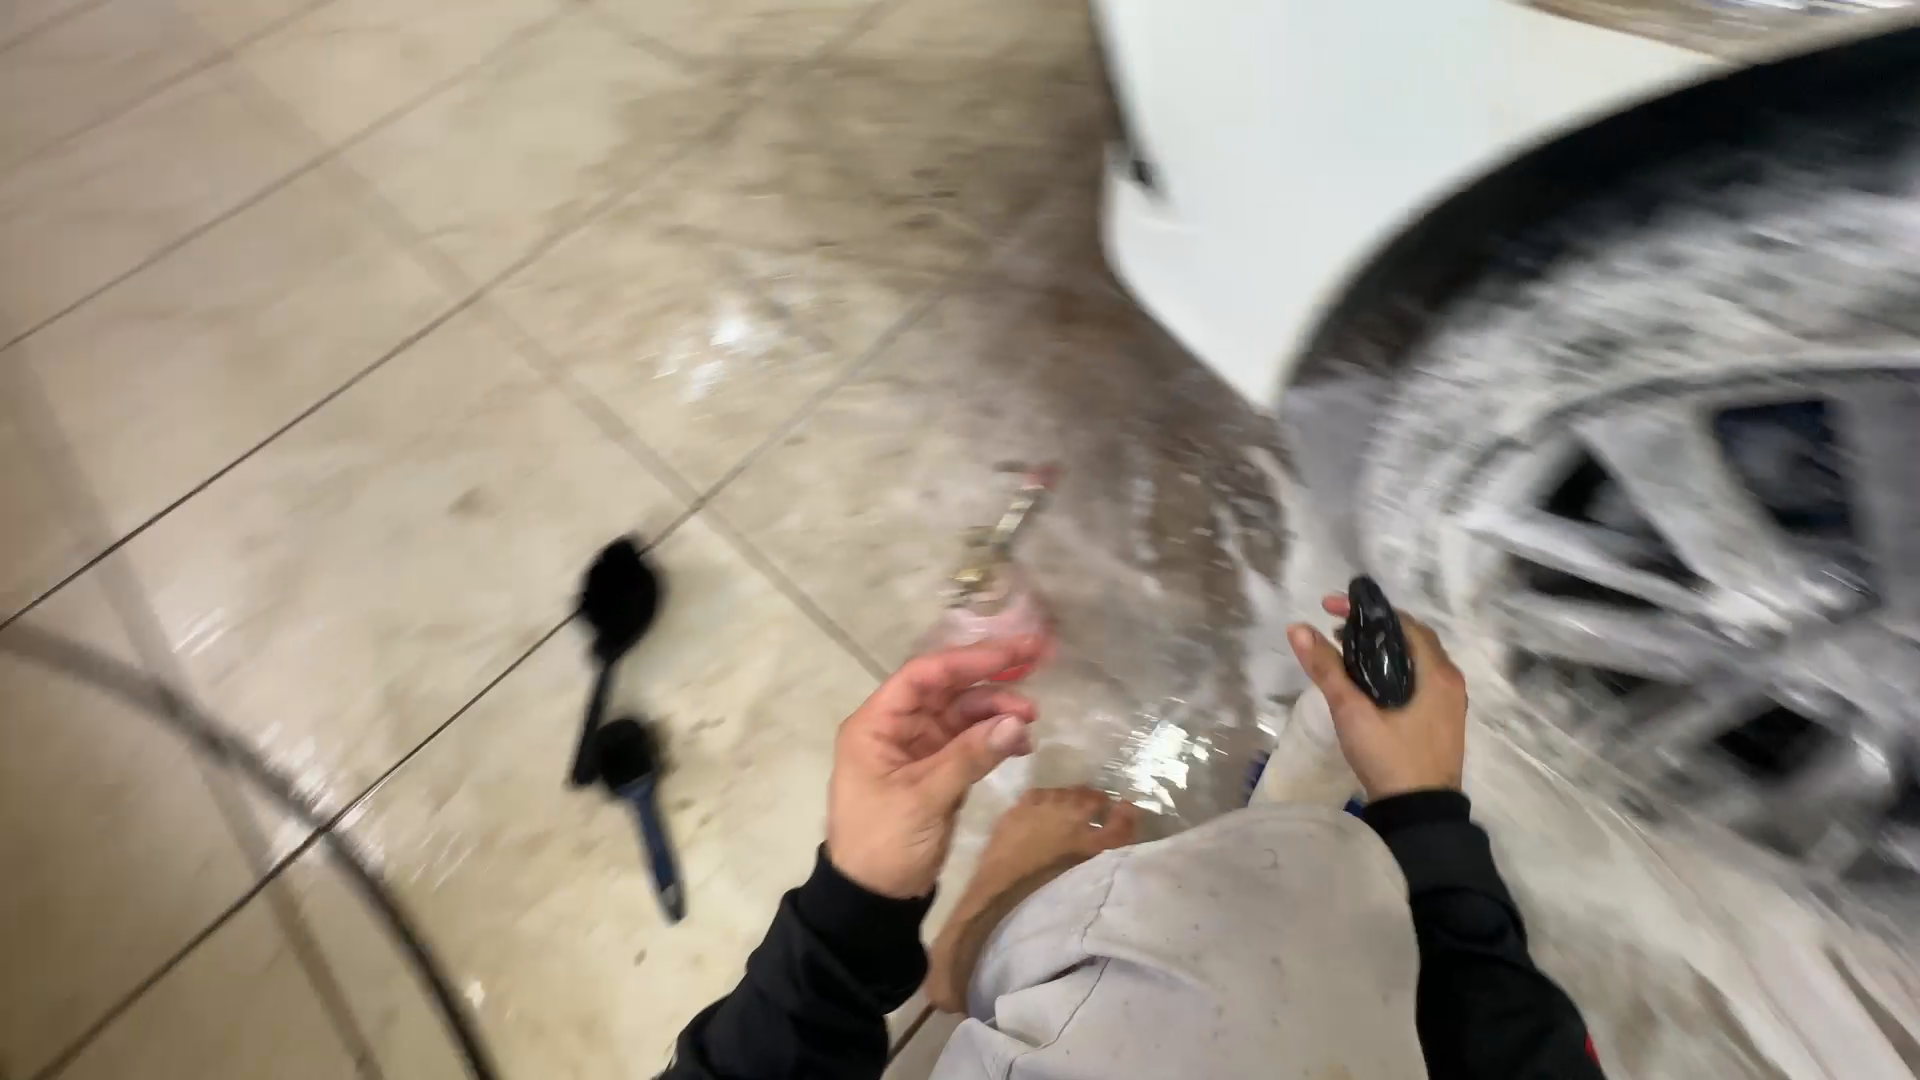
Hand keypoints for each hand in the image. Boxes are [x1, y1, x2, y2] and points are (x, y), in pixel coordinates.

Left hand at [827, 639, 1043, 898]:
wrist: (873, 902)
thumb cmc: (883, 843)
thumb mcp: (924, 798)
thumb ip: (970, 756)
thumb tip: (1018, 722)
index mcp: (877, 723)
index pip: (924, 676)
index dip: (968, 660)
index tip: (1011, 653)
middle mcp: (898, 725)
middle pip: (947, 686)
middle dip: (990, 673)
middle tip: (1035, 656)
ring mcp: (919, 745)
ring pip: (963, 711)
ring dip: (997, 709)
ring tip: (1031, 717)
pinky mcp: (939, 767)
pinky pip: (971, 740)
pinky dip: (995, 737)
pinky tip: (1022, 741)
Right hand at [1287, 594, 1467, 799]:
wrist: (1419, 812)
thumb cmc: (1389, 755)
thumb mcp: (1351, 709)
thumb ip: (1326, 667)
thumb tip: (1298, 628)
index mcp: (1436, 673)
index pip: (1402, 622)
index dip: (1365, 610)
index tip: (1329, 608)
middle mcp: (1448, 681)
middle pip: (1409, 638)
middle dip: (1370, 626)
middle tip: (1333, 627)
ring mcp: (1447, 701)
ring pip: (1412, 659)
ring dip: (1379, 648)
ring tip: (1342, 650)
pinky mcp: (1438, 718)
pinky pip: (1415, 678)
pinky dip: (1388, 667)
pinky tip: (1363, 679)